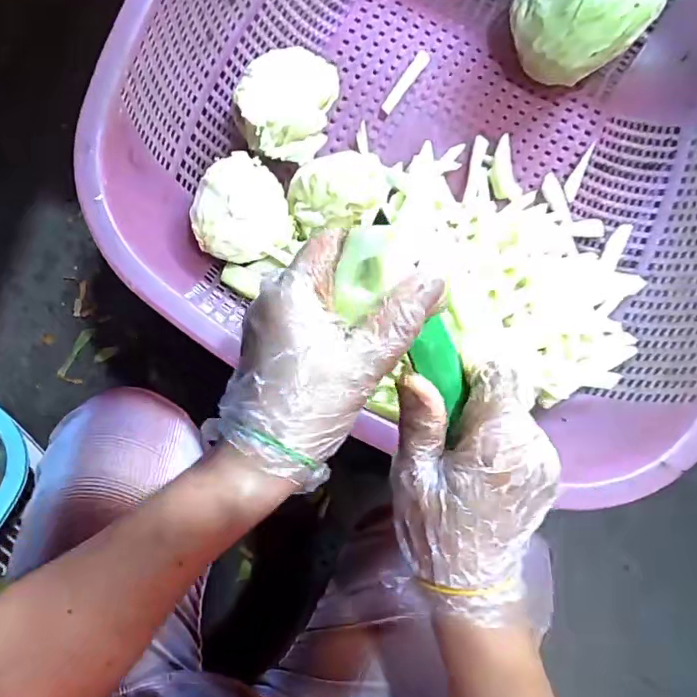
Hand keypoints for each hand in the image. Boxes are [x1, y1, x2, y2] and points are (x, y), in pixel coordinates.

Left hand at [214, 229, 442, 489]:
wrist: (260, 456)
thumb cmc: (310, 405)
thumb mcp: (364, 361)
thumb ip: (400, 316)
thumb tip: (435, 273)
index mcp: (289, 289)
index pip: (330, 240)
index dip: (367, 242)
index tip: (401, 257)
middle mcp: (268, 297)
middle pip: (323, 269)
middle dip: (362, 276)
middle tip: (402, 290)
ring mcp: (262, 323)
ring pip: (314, 297)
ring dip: (348, 302)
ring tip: (385, 316)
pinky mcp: (263, 347)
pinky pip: (302, 320)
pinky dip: (329, 323)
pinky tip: (354, 341)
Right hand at [392, 365, 560, 630]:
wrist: (472, 585)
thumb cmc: (434, 530)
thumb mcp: (414, 476)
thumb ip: (422, 422)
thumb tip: (416, 374)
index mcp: (499, 441)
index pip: (499, 371)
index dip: (469, 365)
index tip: (439, 378)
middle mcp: (534, 443)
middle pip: (508, 391)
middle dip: (473, 394)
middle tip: (438, 421)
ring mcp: (547, 459)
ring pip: (514, 412)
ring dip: (484, 416)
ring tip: (454, 450)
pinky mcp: (548, 472)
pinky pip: (521, 435)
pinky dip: (497, 436)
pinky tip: (475, 465)